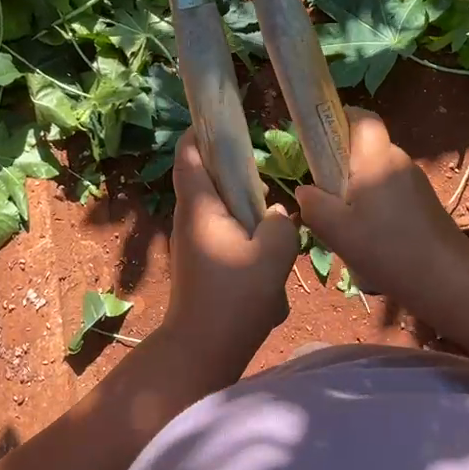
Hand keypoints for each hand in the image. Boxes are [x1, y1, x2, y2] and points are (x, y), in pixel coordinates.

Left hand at [166, 128, 298, 356]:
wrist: (202, 351)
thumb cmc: (233, 298)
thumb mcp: (273, 256)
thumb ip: (280, 224)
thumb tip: (275, 213)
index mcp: (199, 205)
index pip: (188, 153)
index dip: (200, 131)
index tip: (223, 118)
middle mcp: (188, 216)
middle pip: (202, 175)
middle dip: (228, 164)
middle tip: (259, 160)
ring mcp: (191, 240)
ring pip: (212, 203)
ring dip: (237, 198)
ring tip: (267, 202)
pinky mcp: (199, 260)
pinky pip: (218, 228)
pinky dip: (238, 225)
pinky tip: (263, 244)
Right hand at [296, 110, 462, 298]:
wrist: (450, 283)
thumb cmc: (389, 250)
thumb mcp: (338, 231)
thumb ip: (314, 205)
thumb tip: (305, 190)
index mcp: (377, 158)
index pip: (362, 117)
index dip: (339, 119)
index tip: (320, 142)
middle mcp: (398, 161)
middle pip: (365, 147)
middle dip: (341, 165)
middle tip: (325, 195)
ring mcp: (415, 182)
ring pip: (376, 172)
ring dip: (358, 191)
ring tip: (347, 225)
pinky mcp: (423, 203)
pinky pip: (390, 192)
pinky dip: (375, 207)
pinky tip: (371, 239)